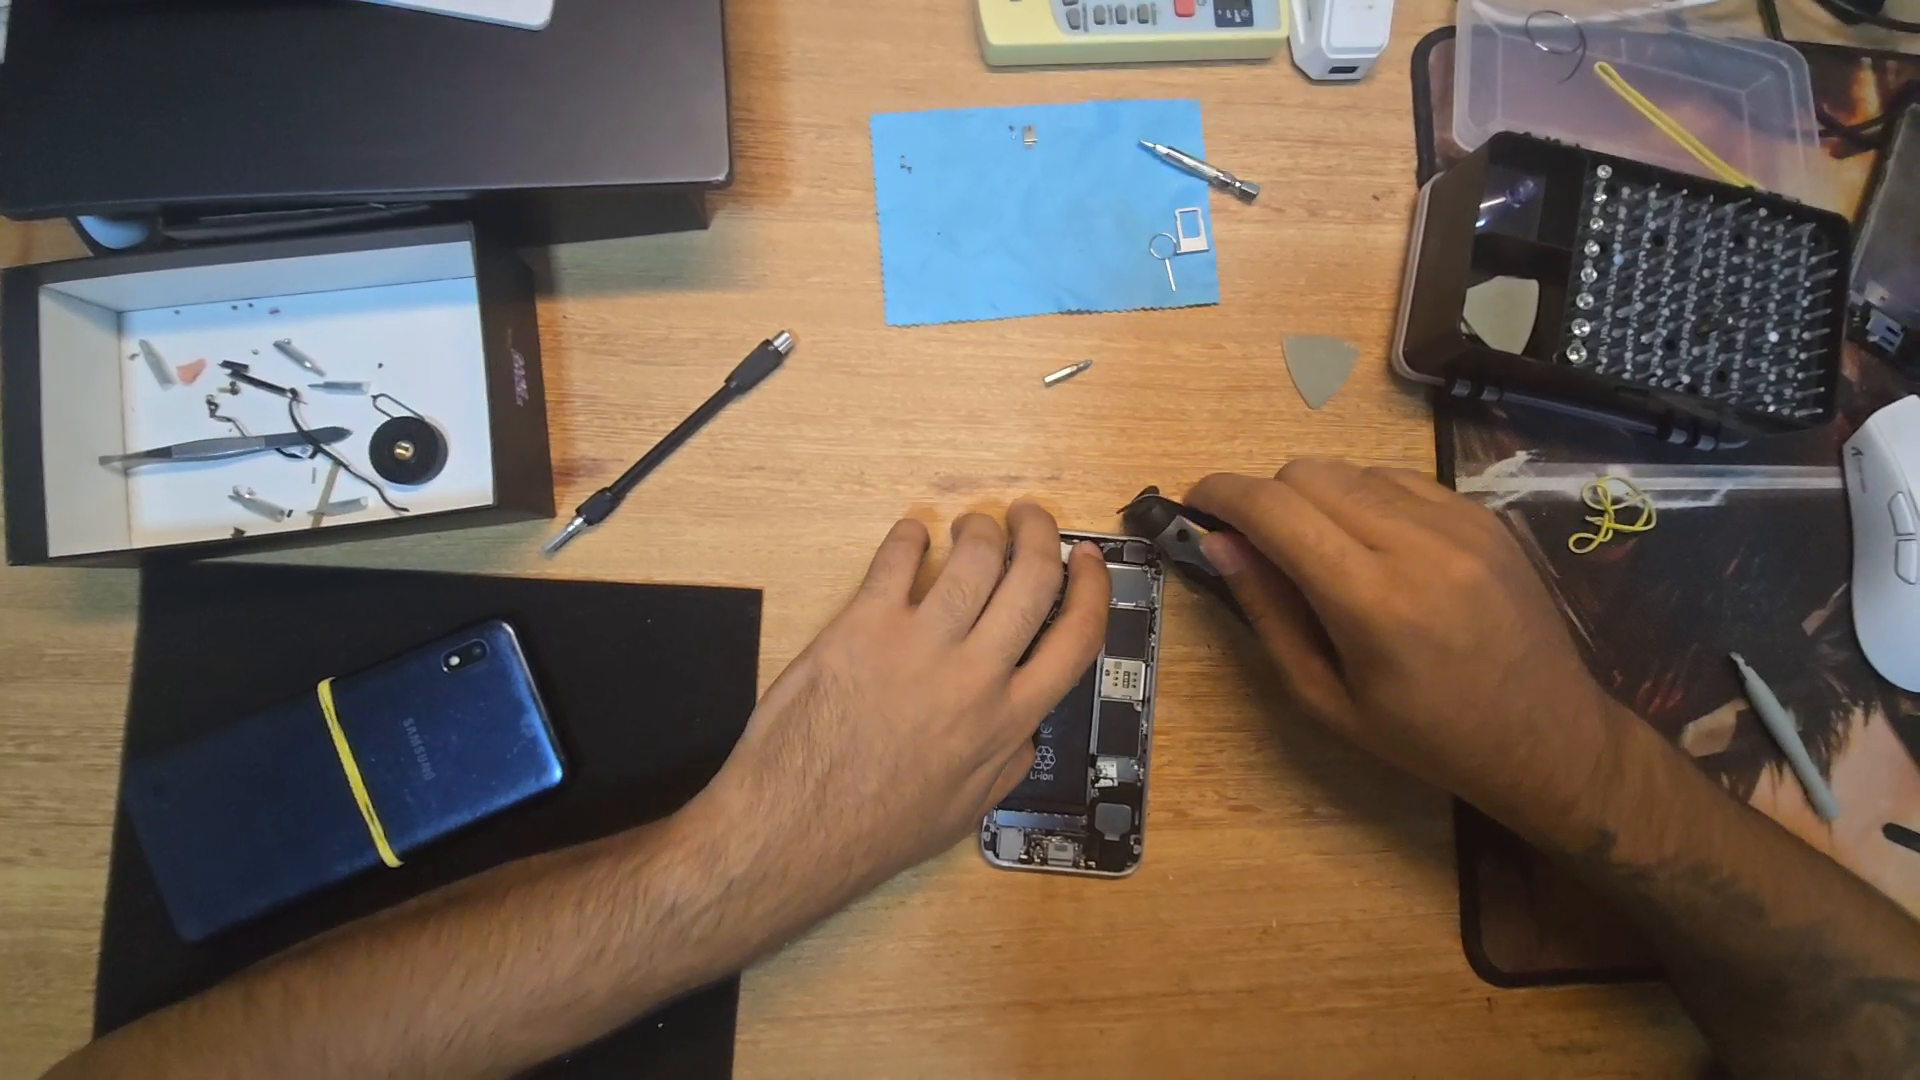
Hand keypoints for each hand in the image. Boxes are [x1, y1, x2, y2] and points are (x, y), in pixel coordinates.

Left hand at [688, 501, 1109, 912]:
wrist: (793, 830)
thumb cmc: (877, 826)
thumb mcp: (966, 811)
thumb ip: (1007, 764)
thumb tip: (1028, 729)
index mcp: (1006, 718)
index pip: (1077, 637)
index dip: (1093, 587)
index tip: (1089, 559)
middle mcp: (973, 673)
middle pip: (1031, 577)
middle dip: (1039, 532)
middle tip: (1028, 516)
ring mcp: (918, 644)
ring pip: (972, 558)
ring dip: (979, 528)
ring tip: (973, 525)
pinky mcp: (863, 626)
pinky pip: (896, 559)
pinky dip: (909, 536)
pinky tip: (911, 535)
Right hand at [1187, 460, 1625, 837]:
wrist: (1549, 738)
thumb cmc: (1422, 734)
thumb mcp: (1322, 694)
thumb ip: (1267, 610)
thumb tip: (1219, 543)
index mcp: (1373, 600)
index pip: (1275, 510)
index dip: (1221, 494)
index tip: (1194, 501)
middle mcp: (1418, 545)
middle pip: (1305, 472)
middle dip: (1263, 496)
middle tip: (1255, 540)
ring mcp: (1459, 522)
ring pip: (1348, 468)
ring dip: (1309, 495)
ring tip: (1315, 546)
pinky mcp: (1483, 515)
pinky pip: (1394, 478)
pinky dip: (1358, 497)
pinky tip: (1367, 542)